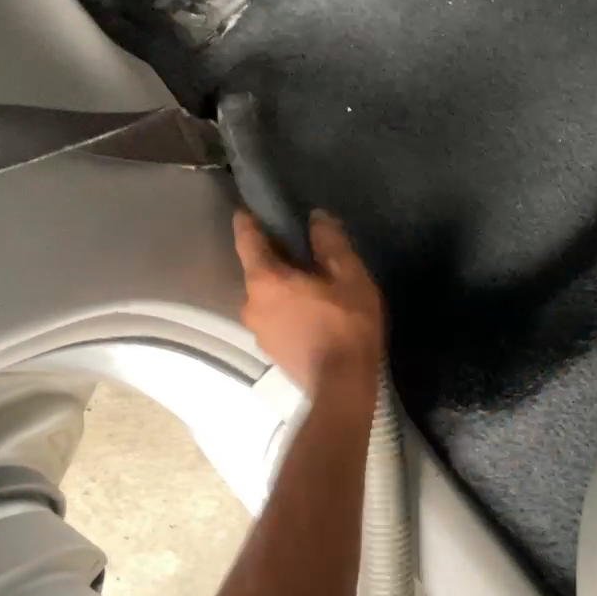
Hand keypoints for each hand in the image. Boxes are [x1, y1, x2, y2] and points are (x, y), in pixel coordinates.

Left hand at [235, 210, 384, 395]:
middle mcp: (251, 303)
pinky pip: (274, 316)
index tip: (246, 209)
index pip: (247, 240)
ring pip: (266, 296)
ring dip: (282, 285)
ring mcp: (258, 330)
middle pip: (257, 270)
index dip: (247, 222)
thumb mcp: (349, 277)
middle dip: (274, 256)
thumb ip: (330, 244)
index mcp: (265, 280)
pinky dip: (286, 307)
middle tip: (297, 246)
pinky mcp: (271, 350)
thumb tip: (316, 217)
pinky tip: (310, 309)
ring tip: (309, 280)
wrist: (342, 386)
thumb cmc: (346, 325)